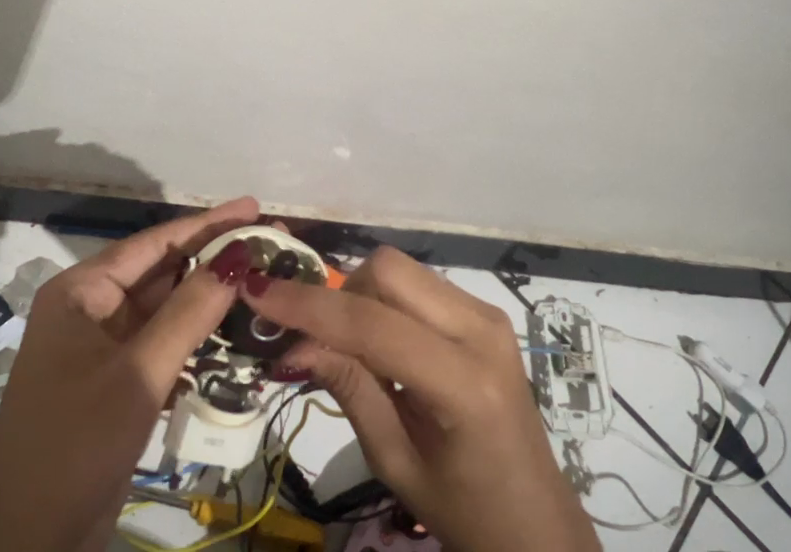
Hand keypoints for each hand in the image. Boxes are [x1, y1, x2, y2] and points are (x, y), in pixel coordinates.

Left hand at [0, 197, 259, 551]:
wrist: (28, 535)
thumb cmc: (76, 441)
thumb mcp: (138, 372)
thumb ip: (190, 312)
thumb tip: (239, 256)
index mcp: (82, 292)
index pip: (154, 243)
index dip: (208, 224)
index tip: (256, 208)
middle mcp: (91, 309)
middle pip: (162, 272)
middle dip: (214, 260)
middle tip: (272, 247)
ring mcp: (103, 348)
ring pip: (165, 311)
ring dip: (209, 301)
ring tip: (264, 283)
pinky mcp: (116, 384)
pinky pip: (163, 346)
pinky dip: (196, 340)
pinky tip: (235, 335)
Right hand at [240, 247, 597, 551]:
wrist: (535, 520)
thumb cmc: (463, 507)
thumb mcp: (394, 459)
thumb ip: (348, 387)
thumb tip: (292, 343)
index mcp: (463, 382)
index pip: (371, 323)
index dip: (308, 305)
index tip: (255, 293)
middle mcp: (481, 331)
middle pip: (387, 270)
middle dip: (338, 293)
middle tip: (314, 338)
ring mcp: (488, 315)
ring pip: (401, 271)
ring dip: (360, 295)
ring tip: (346, 347)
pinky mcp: (486, 313)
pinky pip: (419, 284)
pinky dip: (385, 301)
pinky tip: (380, 345)